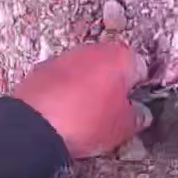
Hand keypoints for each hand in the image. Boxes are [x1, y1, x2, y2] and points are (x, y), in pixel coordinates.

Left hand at [13, 43, 148, 157]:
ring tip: (87, 117)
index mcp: (120, 57)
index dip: (141, 90)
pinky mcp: (43, 69)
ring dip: (88, 89)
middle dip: (113, 87)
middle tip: (114, 113)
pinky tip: (66, 114)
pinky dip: (66, 93)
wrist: (35, 125)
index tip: (138, 106)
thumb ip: (138, 117)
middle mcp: (93, 50)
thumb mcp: (123, 127)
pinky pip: (63, 80)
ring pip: (86, 71)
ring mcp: (66, 57)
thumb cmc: (83, 121)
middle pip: (112, 66)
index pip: (142, 68)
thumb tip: (140, 114)